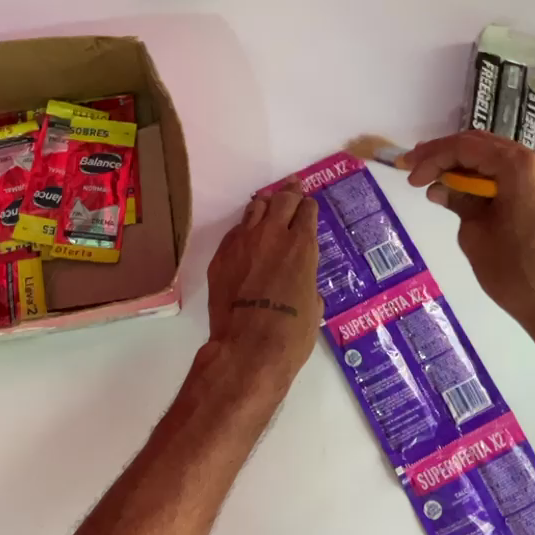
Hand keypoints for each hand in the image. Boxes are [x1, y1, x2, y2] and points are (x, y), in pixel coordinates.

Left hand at [204, 184, 322, 388]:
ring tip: (268, 204)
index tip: (308, 205)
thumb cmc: (291, 333)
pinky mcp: (221, 255)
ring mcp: (243, 242)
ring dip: (265, 205)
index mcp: (302, 245)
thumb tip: (301, 284)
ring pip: (255, 209)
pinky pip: (235, 232)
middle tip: (292, 187)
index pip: (307, 210)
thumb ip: (307, 283)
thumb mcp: (313, 306)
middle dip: (290, 193)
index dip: (308, 206)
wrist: (248, 346)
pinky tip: (247, 235)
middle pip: (282, 200)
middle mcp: (273, 235)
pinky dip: (245, 229)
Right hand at [402, 131, 534, 350]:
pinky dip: (489, 180)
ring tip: (436, 181)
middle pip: (485, 147)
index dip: (433, 157)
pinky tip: (466, 192)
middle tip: (415, 169)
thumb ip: (458, 201)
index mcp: (521, 166)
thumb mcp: (475, 234)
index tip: (409, 175)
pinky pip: (515, 175)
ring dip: (467, 168)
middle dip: (447, 156)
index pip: (466, 147)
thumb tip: (440, 189)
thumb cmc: (517, 273)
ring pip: (500, 160)